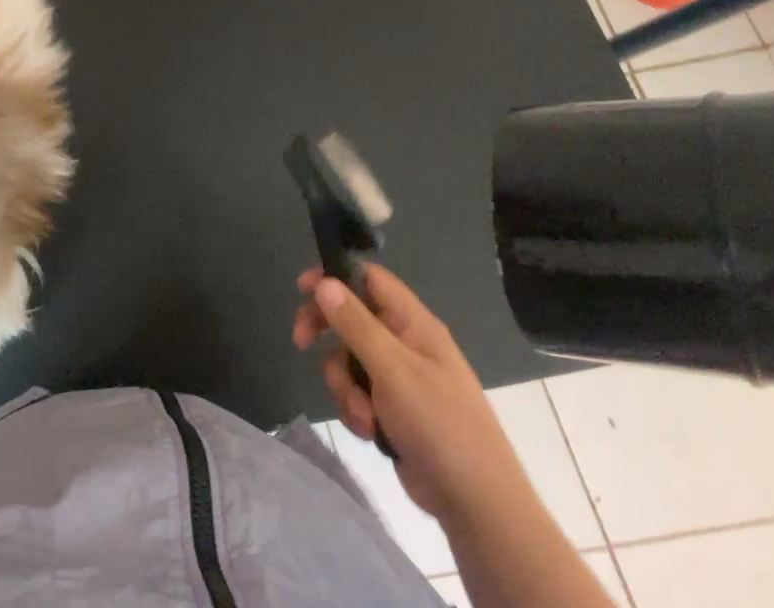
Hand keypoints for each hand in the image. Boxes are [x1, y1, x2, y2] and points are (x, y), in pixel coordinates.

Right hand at [292, 264, 527, 522]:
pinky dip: (355, 408)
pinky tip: (370, 431)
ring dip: (344, 387)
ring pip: (347, 361)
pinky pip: (356, 392)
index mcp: (414, 325)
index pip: (371, 280)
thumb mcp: (392, 370)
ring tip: (364, 415)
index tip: (301, 289)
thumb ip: (356, 325)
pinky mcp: (392, 406)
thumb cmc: (439, 424)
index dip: (335, 276)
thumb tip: (324, 282)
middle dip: (326, 333)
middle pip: (351, 318)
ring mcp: (399, 377)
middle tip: (301, 342)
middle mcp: (406, 344)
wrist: (472, 497)